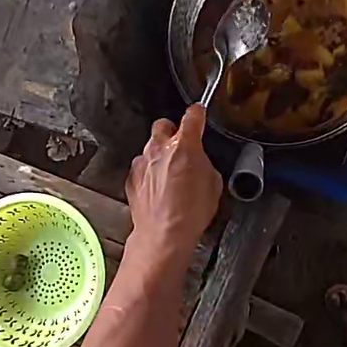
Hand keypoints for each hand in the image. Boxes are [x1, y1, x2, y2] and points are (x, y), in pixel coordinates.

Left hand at [126, 105, 222, 256]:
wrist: (164, 234)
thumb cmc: (190, 212)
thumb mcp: (214, 184)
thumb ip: (205, 165)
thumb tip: (200, 164)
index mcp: (185, 145)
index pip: (192, 116)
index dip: (197, 113)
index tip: (198, 113)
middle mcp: (160, 148)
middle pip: (164, 125)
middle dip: (173, 132)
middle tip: (182, 146)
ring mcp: (143, 162)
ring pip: (151, 147)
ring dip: (160, 155)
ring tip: (171, 175)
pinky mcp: (132, 178)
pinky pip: (141, 167)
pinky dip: (149, 173)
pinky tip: (159, 188)